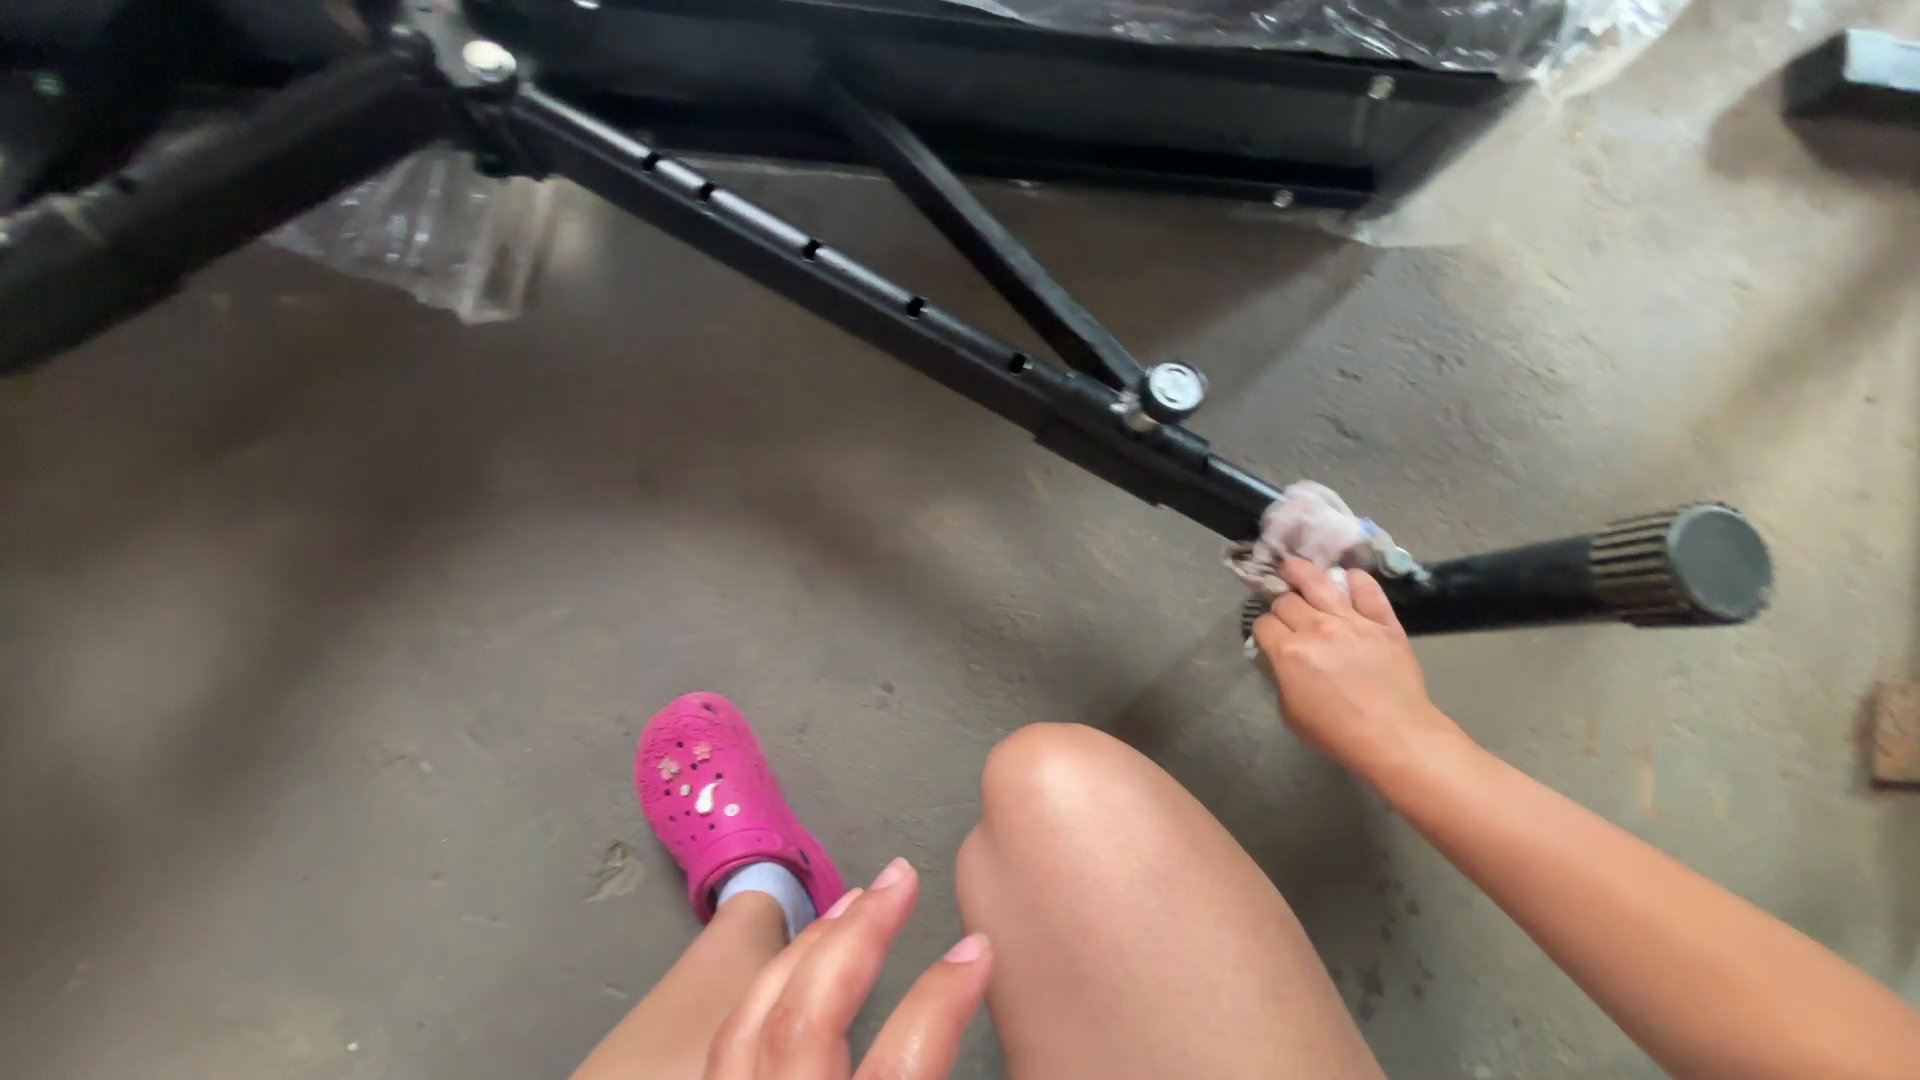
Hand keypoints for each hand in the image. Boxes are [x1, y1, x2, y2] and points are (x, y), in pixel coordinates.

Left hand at [705, 858, 991, 1079]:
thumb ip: (926, 1066)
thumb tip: (972, 983)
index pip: (899, 1068)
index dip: (942, 1000)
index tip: (977, 948)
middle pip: (804, 1020)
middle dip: (859, 936)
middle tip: (901, 878)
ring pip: (752, 1022)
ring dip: (810, 948)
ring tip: (855, 901)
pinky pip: (731, 1040)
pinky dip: (769, 985)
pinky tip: (799, 962)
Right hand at [1251, 558, 1464, 778]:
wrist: (1394, 737)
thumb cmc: (1336, 732)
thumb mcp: (1290, 711)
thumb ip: (1280, 676)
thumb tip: (1281, 658)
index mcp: (1288, 652)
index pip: (1263, 623)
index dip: (1263, 629)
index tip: (1271, 637)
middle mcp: (1316, 628)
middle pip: (1287, 600)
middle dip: (1282, 605)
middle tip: (1289, 616)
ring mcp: (1352, 621)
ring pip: (1318, 581)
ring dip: (1300, 571)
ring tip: (1293, 566)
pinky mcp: (1383, 622)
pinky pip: (1367, 589)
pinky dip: (1356, 580)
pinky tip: (1348, 579)